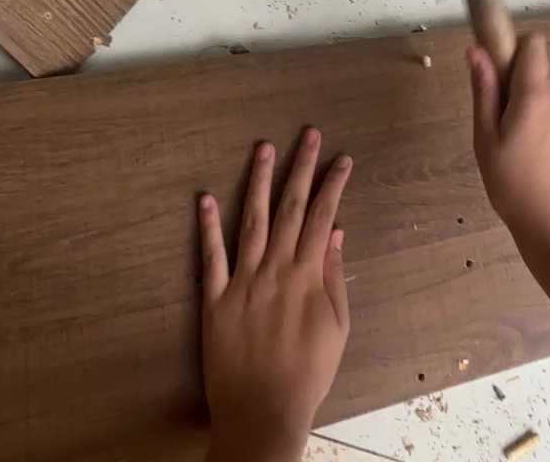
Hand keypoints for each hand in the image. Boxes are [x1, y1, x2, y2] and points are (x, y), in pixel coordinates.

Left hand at [199, 129, 352, 461]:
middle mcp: (274, 270)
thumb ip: (335, 277)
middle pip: (290, 209)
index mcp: (306, 276)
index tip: (343, 158)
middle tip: (308, 134)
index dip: (334, 184)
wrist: (263, 415)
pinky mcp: (214, 300)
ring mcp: (242, 282)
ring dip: (260, 182)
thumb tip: (336, 233)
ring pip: (252, 221)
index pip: (322, 217)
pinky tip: (206, 198)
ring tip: (264, 148)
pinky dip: (208, 227)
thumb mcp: (338, 327)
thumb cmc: (308, 373)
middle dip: (301, 168)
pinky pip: (210, 258)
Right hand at [467, 36, 549, 259]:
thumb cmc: (514, 185)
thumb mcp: (486, 138)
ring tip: (515, 151)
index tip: (495, 73)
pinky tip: (535, 161)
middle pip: (535, 74)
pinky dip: (543, 127)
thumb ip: (483, 91)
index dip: (513, 49)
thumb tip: (475, 50)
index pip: (533, 43)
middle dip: (515, 90)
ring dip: (529, 111)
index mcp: (536, 93)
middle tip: (498, 130)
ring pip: (545, 97)